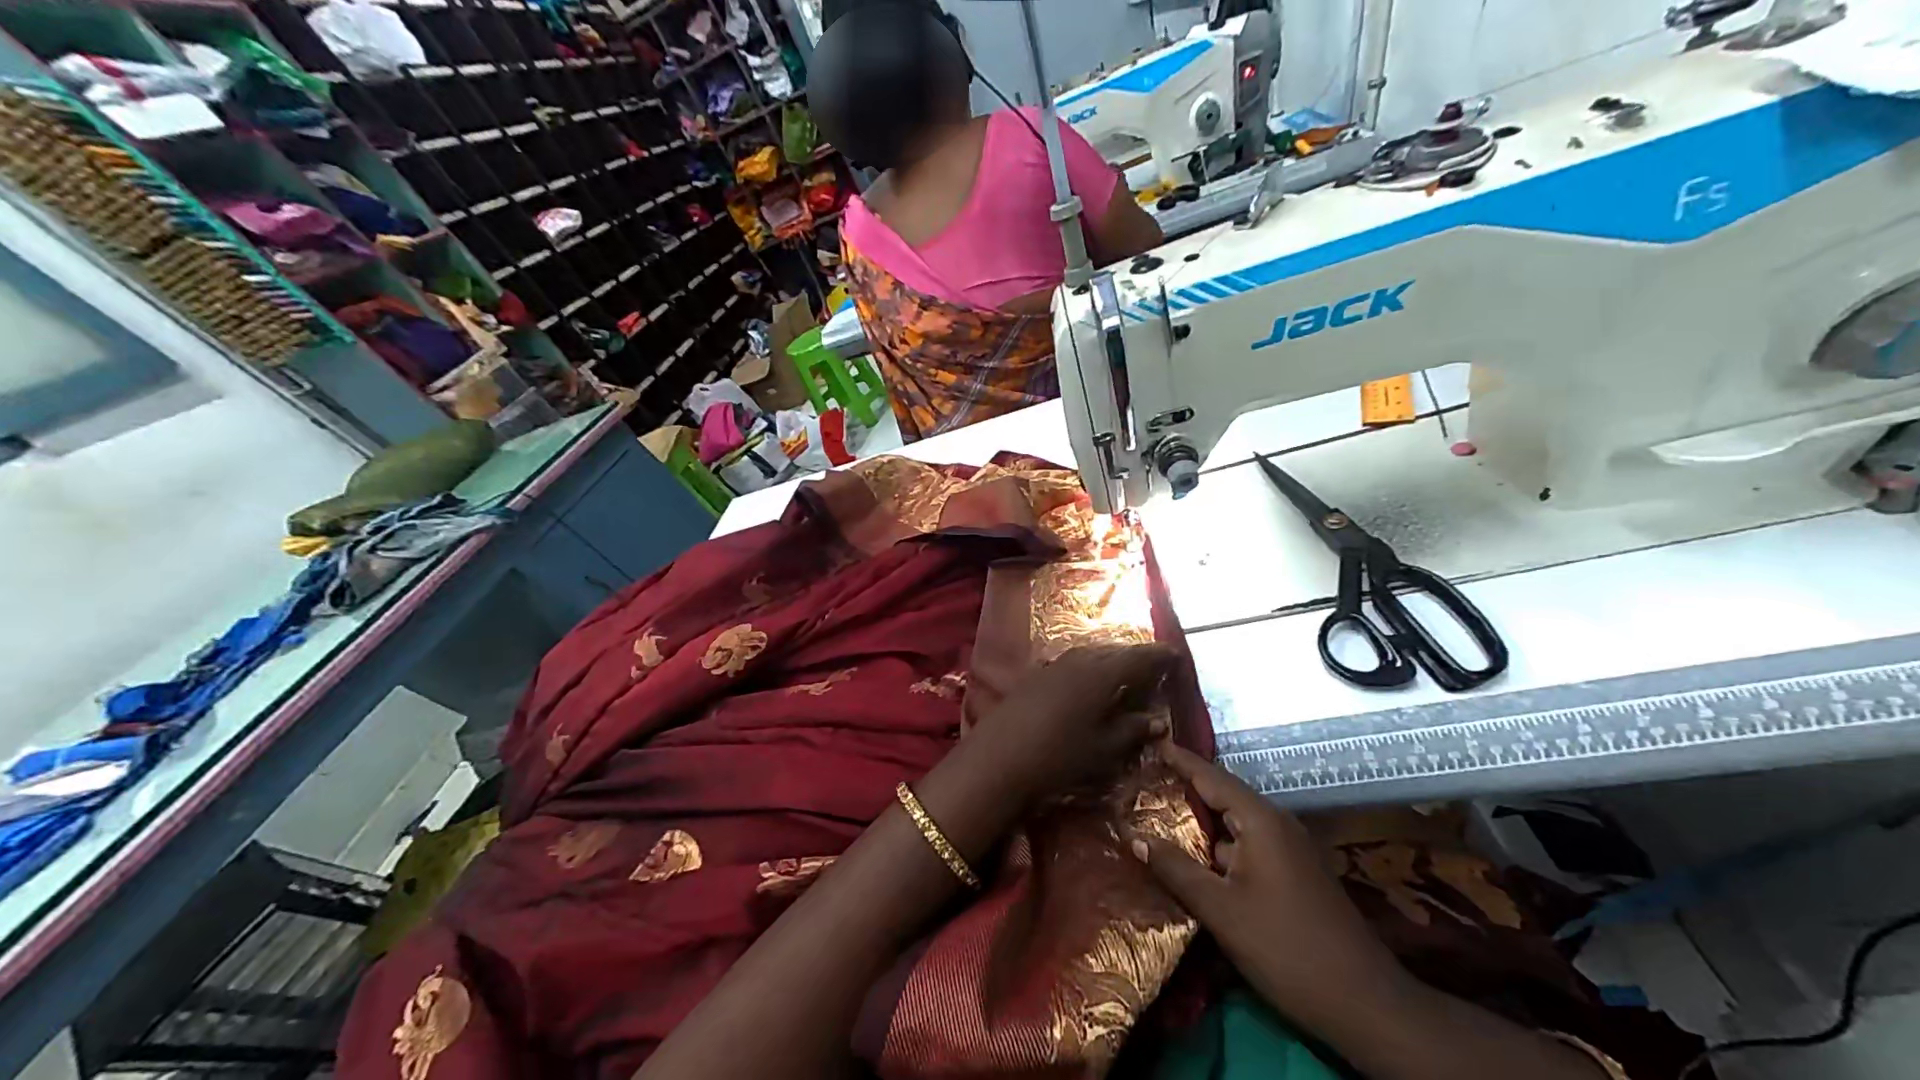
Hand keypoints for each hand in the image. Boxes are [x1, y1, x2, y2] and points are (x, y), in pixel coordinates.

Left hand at [960, 644, 1177, 806]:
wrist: (998, 758)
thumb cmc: (1060, 755)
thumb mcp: (1104, 748)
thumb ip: (1133, 730)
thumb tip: (1158, 720)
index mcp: (1102, 673)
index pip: (1139, 657)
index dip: (1160, 655)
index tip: (1176, 654)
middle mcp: (1079, 660)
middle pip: (1114, 651)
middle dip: (1136, 655)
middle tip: (1154, 665)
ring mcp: (1053, 666)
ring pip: (1091, 655)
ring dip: (1110, 660)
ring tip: (1125, 673)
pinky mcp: (1034, 676)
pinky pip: (1072, 663)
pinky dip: (1088, 668)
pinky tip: (1089, 682)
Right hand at [1131, 742, 1408, 1030]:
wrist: (1364, 1004)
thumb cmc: (1285, 947)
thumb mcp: (1220, 909)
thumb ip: (1176, 869)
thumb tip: (1135, 837)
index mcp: (1261, 821)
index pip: (1212, 776)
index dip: (1180, 759)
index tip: (1151, 741)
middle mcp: (1277, 825)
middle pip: (1223, 796)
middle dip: (1185, 789)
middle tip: (1143, 782)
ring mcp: (1289, 851)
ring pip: (1235, 826)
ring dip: (1200, 823)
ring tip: (1158, 818)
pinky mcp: (1294, 875)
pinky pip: (1247, 846)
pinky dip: (1218, 847)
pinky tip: (1194, 861)